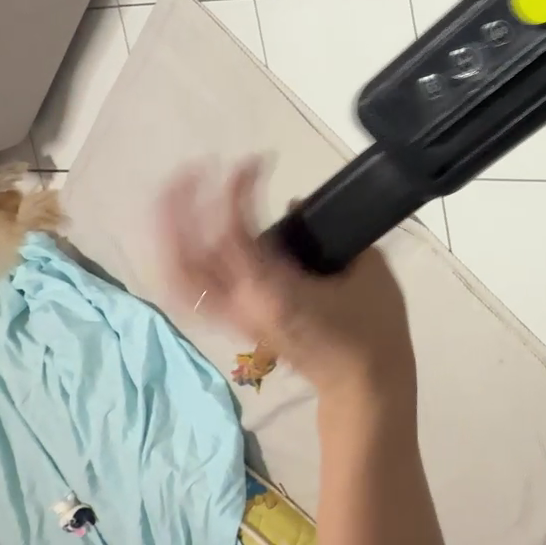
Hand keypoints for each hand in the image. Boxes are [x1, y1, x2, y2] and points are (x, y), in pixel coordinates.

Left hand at [159, 159, 413, 396]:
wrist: (363, 381)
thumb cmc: (374, 325)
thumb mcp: (368, 270)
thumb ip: (333, 237)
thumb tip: (297, 208)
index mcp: (272, 292)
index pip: (234, 235)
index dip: (235, 193)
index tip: (253, 163)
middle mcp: (240, 306)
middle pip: (185, 260)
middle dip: (178, 212)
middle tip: (192, 172)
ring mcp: (234, 318)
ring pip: (179, 278)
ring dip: (171, 235)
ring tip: (177, 197)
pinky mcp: (238, 322)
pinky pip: (194, 290)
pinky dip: (184, 259)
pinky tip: (191, 236)